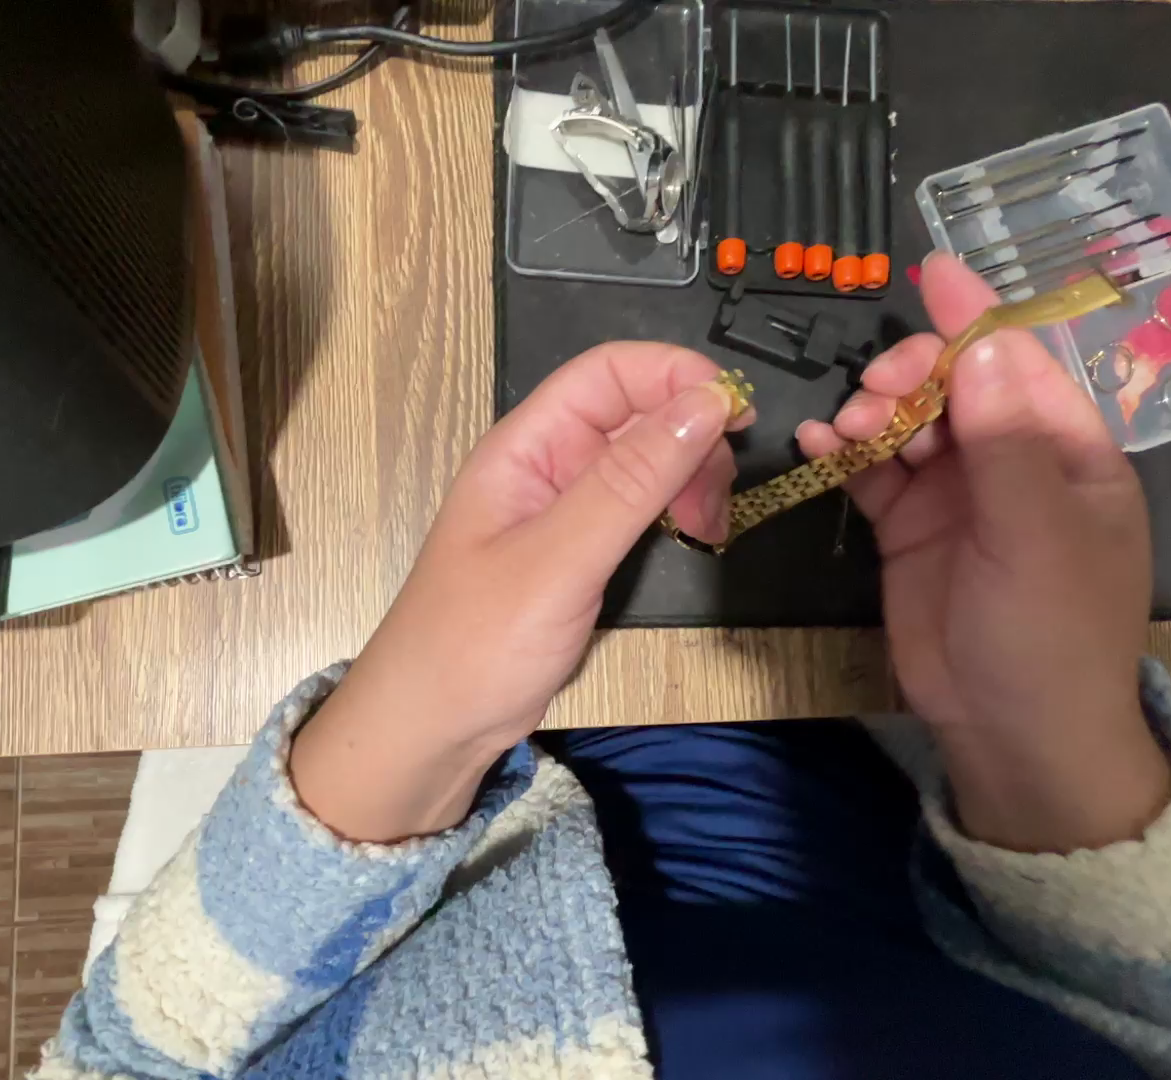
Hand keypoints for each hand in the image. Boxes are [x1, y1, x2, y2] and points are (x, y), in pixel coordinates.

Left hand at [291, 343, 751, 840]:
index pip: (607, 372)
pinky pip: (636, 506)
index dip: (674, 375)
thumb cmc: (478, 641)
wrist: (435, 726)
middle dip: (689, 437)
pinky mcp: (579, 550)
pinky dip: (672, 511)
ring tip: (709, 527)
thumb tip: (706, 403)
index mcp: (527, 446)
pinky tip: (692, 536)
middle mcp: (547, 465)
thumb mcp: (558, 558)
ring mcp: (564, 509)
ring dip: (688, 477)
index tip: (735, 413)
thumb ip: (630, 481)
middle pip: (634, 413)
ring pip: (643, 461)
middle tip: (721, 496)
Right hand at [796, 254, 1170, 850]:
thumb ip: (1009, 442)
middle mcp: (1008, 461)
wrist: (1004, 727)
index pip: (1019, 364)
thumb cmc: (1045, 633)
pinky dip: (844, 453)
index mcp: (1064, 452)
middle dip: (909, 375)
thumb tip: (983, 346)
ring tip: (845, 426)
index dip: (978, 317)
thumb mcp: (1037, 537)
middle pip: (952, 386)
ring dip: (871, 412)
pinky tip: (817, 444)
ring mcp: (953, 494)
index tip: (933, 271)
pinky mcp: (906, 526)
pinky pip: (872, 471)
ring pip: (906, 423)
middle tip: (873, 394)